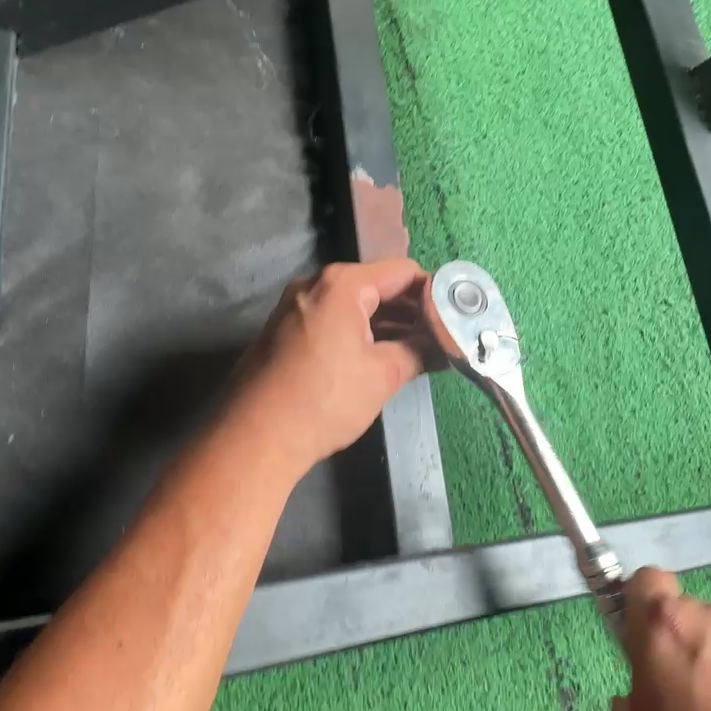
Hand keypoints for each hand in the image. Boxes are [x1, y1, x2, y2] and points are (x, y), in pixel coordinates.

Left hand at [229, 259, 428, 470]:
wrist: (254, 438)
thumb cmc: (324, 400)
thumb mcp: (383, 375)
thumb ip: (420, 351)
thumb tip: (446, 346)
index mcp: (342, 284)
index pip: (403, 272)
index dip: (435, 293)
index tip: (456, 316)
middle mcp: (316, 284)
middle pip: (378, 285)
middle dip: (412, 310)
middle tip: (443, 337)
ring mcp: (296, 306)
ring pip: (355, 305)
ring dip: (388, 324)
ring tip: (420, 350)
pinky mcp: (285, 330)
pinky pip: (334, 319)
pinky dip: (361, 332)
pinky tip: (382, 357)